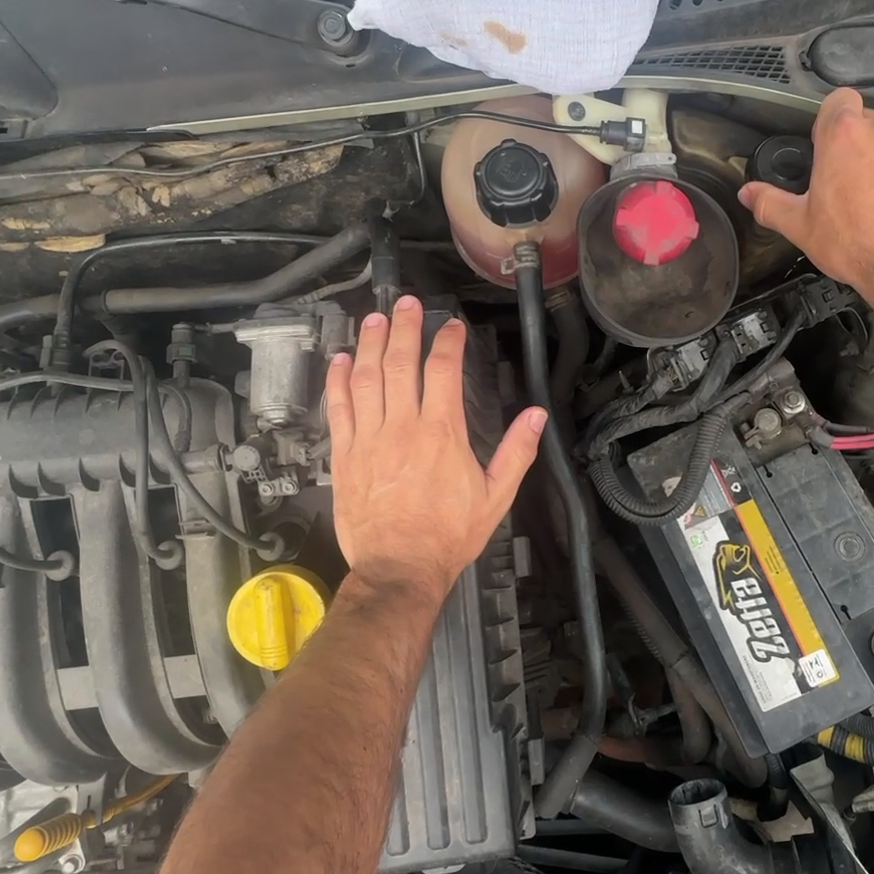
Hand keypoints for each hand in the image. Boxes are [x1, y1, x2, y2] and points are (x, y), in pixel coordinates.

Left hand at [325, 296, 545, 597]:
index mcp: (441, 434)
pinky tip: (340, 360)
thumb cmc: (449, 535)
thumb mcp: (496, 497)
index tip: (452, 327)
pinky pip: (338, 410)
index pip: (443, 371)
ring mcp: (369, 440)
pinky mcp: (345, 457)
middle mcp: (402, 428)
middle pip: (399, 364)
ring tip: (374, 318)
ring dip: (370, 344)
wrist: (400, 569)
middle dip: (403, 328)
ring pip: (366, 379)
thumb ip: (517, 452)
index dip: (448, 342)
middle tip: (406, 303)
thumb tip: (536, 416)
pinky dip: (338, 381)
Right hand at [737, 88, 873, 302]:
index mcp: (842, 137)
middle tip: (854, 179)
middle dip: (861, 142)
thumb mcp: (800, 227)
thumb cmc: (853, 245)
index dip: (831, 122)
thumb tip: (747, 194)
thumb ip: (770, 204)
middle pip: (868, 119)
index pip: (838, 101)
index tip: (829, 147)